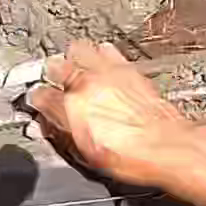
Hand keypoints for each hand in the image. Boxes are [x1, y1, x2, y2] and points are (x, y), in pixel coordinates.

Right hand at [24, 40, 205, 189]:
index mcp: (71, 107)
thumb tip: (53, 126)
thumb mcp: (88, 155)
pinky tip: (101, 62)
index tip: (38, 102)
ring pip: (79, 49)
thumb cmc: (134, 157)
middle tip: (52, 80)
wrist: (169, 147)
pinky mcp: (128, 68)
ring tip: (74, 66)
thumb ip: (65, 134)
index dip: (36, 100)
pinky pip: (106, 50)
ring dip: (74, 57)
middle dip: (51, 72)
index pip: (41, 95)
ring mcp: (107, 73)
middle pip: (55, 65)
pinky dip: (100, 54)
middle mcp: (87, 84)